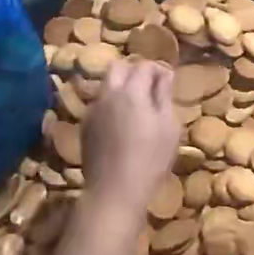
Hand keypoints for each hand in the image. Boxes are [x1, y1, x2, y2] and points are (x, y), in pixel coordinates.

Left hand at [82, 59, 178, 214]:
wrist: (114, 189)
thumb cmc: (150, 159)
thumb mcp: (168, 127)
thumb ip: (164, 96)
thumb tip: (164, 75)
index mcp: (131, 91)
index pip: (144, 65)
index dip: (158, 69)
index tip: (168, 81)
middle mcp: (107, 94)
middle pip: (118, 67)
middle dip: (134, 71)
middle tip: (150, 88)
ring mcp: (93, 109)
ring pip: (106, 86)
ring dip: (121, 87)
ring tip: (137, 107)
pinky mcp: (85, 125)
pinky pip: (99, 104)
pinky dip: (111, 104)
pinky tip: (121, 124)